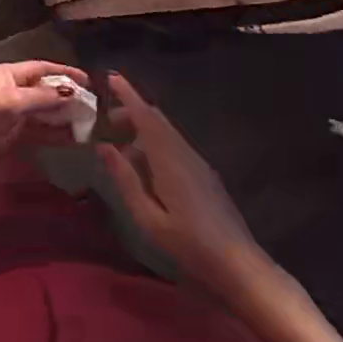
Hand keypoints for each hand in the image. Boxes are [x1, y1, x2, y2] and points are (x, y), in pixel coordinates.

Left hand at [0, 60, 90, 171]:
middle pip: (46, 90)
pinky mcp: (14, 135)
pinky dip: (55, 134)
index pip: (42, 68)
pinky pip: (40, 132)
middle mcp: (14, 91)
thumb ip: (41, 97)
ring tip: (87, 122)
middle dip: (67, 96)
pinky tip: (73, 138)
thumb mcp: (11, 100)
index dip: (64, 73)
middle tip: (91, 104)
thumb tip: (70, 93)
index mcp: (10, 75)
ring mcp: (15, 114)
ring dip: (64, 117)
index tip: (87, 79)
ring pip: (45, 112)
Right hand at [97, 73, 267, 296]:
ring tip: (120, 148)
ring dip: (142, 130)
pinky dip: (154, 145)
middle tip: (106, 122)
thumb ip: (125, 179)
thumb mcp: (148, 218)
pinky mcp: (204, 175)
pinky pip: (174, 146)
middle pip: (156, 120)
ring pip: (166, 133)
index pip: (146, 116)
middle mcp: (185, 152)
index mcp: (169, 158)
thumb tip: (103, 146)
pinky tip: (145, 168)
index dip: (128, 95)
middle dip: (130, 112)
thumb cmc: (189, 244)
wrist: (239, 264)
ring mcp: (197, 163)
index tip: (111, 77)